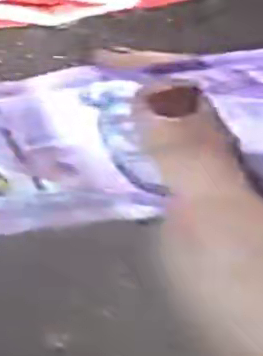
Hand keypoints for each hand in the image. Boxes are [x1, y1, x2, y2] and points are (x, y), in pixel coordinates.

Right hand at [134, 82, 262, 355]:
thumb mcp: (215, 215)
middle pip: (248, 115)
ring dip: (178, 125)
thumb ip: (188, 147)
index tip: (118, 63)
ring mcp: (262, 202)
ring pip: (232, 145)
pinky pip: (224, 172)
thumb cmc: (253, 293)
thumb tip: (156, 84)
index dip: (192, 71)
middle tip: (108, 87)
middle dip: (180, 95)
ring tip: (113, 116)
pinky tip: (143, 159)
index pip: (255, 90)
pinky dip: (185, 157)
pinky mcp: (251, 226)